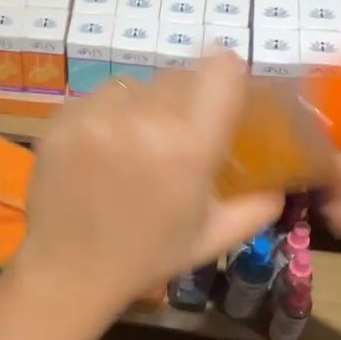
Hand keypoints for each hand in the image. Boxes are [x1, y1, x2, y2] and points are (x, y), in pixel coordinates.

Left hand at [12, 56, 283, 315]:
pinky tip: (100, 151)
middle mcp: (143, 119)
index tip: (222, 95)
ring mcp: (96, 116)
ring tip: (132, 145)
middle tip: (175, 137)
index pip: (221, 68)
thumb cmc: (147, 257)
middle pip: (177, 77)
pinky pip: (96, 98)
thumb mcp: (213, 237)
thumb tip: (278, 183)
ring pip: (134, 85)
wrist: (69, 271)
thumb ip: (257, 206)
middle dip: (183, 101)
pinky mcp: (61, 118)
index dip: (226, 76)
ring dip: (140, 106)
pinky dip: (104, 116)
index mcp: (188, 146)